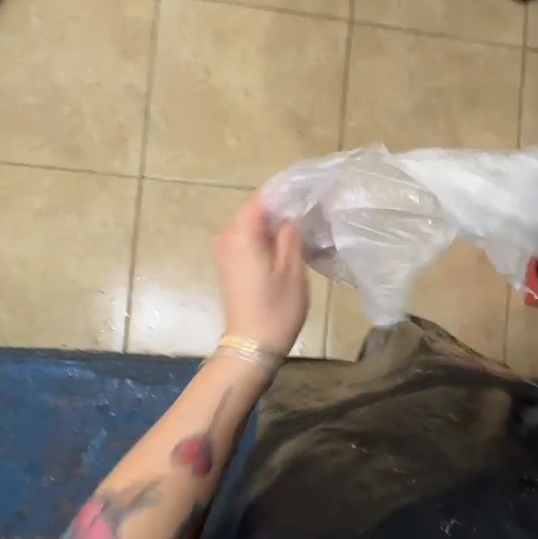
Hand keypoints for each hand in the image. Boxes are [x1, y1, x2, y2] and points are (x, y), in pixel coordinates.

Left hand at [213, 195, 308, 357]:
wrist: (252, 345)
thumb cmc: (277, 308)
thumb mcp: (293, 268)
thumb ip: (290, 233)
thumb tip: (289, 214)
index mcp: (241, 233)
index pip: (262, 197)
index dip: (286, 193)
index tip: (309, 193)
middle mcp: (227, 237)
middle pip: (256, 211)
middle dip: (281, 210)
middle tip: (312, 215)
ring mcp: (225, 252)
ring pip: (253, 227)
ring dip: (275, 227)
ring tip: (304, 232)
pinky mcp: (229, 266)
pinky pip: (249, 242)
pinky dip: (267, 241)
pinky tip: (288, 250)